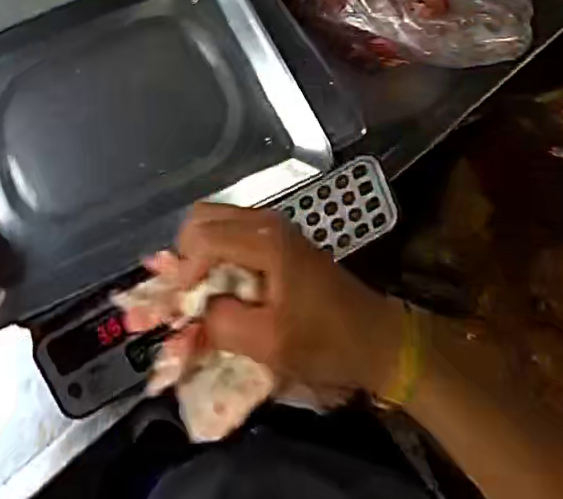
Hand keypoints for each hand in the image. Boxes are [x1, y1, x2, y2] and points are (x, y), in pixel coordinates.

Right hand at [174, 202, 415, 396]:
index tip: (186, 305)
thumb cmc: (327, 342)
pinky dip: (214, 253)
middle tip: (189, 293)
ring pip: (212, 221)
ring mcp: (270, 224)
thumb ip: (222, 324)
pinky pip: (228, 231)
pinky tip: (222, 286)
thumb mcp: (270, 345)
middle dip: (185, 254)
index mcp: (265, 241)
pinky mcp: (274, 236)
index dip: (184, 269)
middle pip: (201, 218)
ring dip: (198, 253)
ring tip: (203, 292)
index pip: (201, 236)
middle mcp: (264, 221)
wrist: (378, 339)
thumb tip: (192, 313)